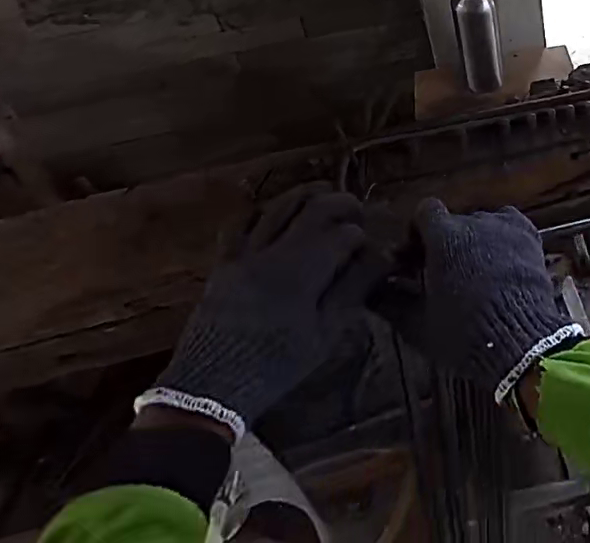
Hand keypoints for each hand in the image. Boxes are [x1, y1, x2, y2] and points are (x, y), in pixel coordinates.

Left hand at [149, 186, 387, 432]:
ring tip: (325, 198)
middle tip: (358, 213)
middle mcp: (274, 252)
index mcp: (303, 271)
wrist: (208, 392)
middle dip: (343, 204)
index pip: (345, 234)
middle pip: (315, 207)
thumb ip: (352, 289)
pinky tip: (277, 216)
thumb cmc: (274, 366)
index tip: (372, 249)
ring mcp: (245, 254)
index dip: (364, 237)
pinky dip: (263, 212)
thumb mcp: (324, 335)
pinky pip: (241, 223)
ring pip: (279, 206)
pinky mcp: (224, 263)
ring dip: (307, 196)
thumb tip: (382, 257)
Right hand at [377, 199, 582, 400]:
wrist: (520, 340)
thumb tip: (372, 287)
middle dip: (444, 242)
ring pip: (481, 223)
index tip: (416, 256)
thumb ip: (389, 300)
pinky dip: (500, 238)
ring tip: (475, 273)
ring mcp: (506, 224)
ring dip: (473, 241)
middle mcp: (475, 220)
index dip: (418, 231)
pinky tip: (500, 262)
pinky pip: (508, 225)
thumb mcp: (416, 324)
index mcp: (444, 236)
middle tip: (442, 273)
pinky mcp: (530, 234)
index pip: (425, 210)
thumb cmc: (463, 332)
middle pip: (453, 221)